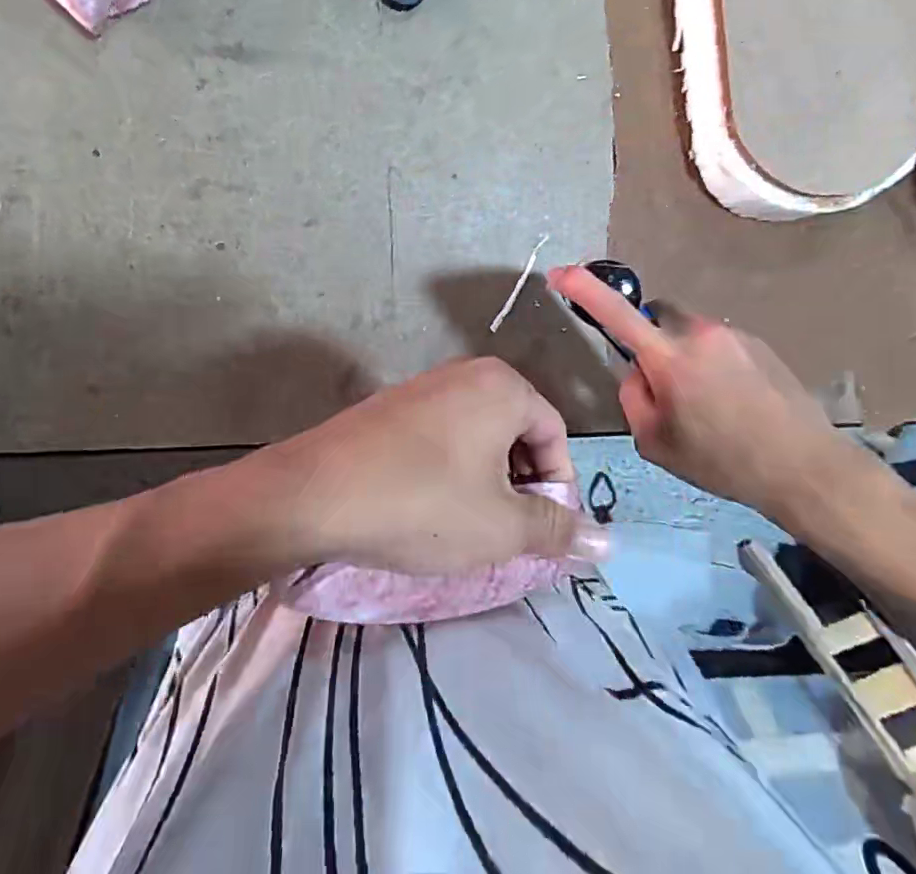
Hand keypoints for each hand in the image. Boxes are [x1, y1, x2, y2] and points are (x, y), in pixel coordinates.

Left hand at [245, 357, 609, 574]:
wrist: (310, 495)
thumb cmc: (421, 504)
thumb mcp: (500, 526)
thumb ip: (557, 529)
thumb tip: (606, 541)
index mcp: (501, 386)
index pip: (554, 434)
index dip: (557, 486)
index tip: (543, 530)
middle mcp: (464, 373)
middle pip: (515, 432)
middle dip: (520, 485)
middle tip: (507, 531)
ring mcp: (420, 387)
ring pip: (476, 437)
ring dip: (485, 482)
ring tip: (467, 525)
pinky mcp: (387, 408)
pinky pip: (439, 438)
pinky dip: (448, 472)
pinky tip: (426, 507)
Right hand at [549, 265, 851, 511]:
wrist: (802, 466)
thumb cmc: (721, 462)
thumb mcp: (655, 443)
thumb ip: (634, 399)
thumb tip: (639, 373)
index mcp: (670, 360)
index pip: (617, 315)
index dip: (584, 290)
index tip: (560, 273)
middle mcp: (701, 335)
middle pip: (659, 318)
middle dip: (651, 340)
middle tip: (663, 385)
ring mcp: (734, 335)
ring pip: (690, 333)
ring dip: (684, 356)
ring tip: (707, 404)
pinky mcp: (760, 343)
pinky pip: (719, 344)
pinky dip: (713, 365)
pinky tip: (732, 402)